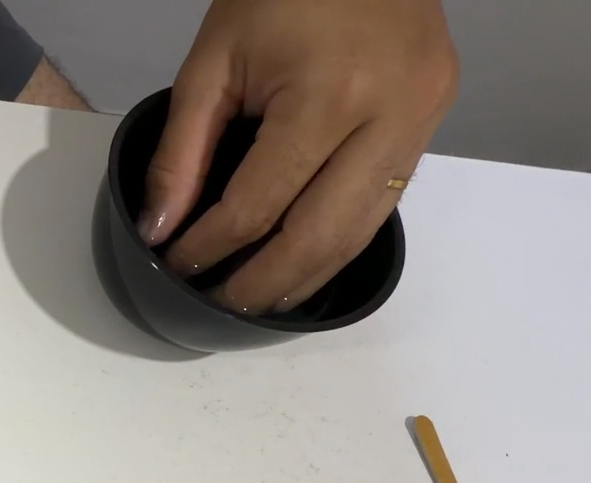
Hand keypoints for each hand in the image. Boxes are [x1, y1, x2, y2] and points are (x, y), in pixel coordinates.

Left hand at [140, 0, 458, 313]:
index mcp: (330, 97)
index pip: (255, 208)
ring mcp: (425, 116)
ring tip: (253, 302)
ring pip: (359, 232)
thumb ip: (178, 158)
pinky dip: (335, 246)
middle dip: (261, 284)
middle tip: (217, 306)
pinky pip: (382, 204)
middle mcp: (392, 113)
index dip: (207, 249)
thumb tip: (157, 231)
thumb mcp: (207, 69)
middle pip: (318, 235)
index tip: (174, 266)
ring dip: (302, 278)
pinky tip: (297, 266)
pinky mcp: (433, 118)